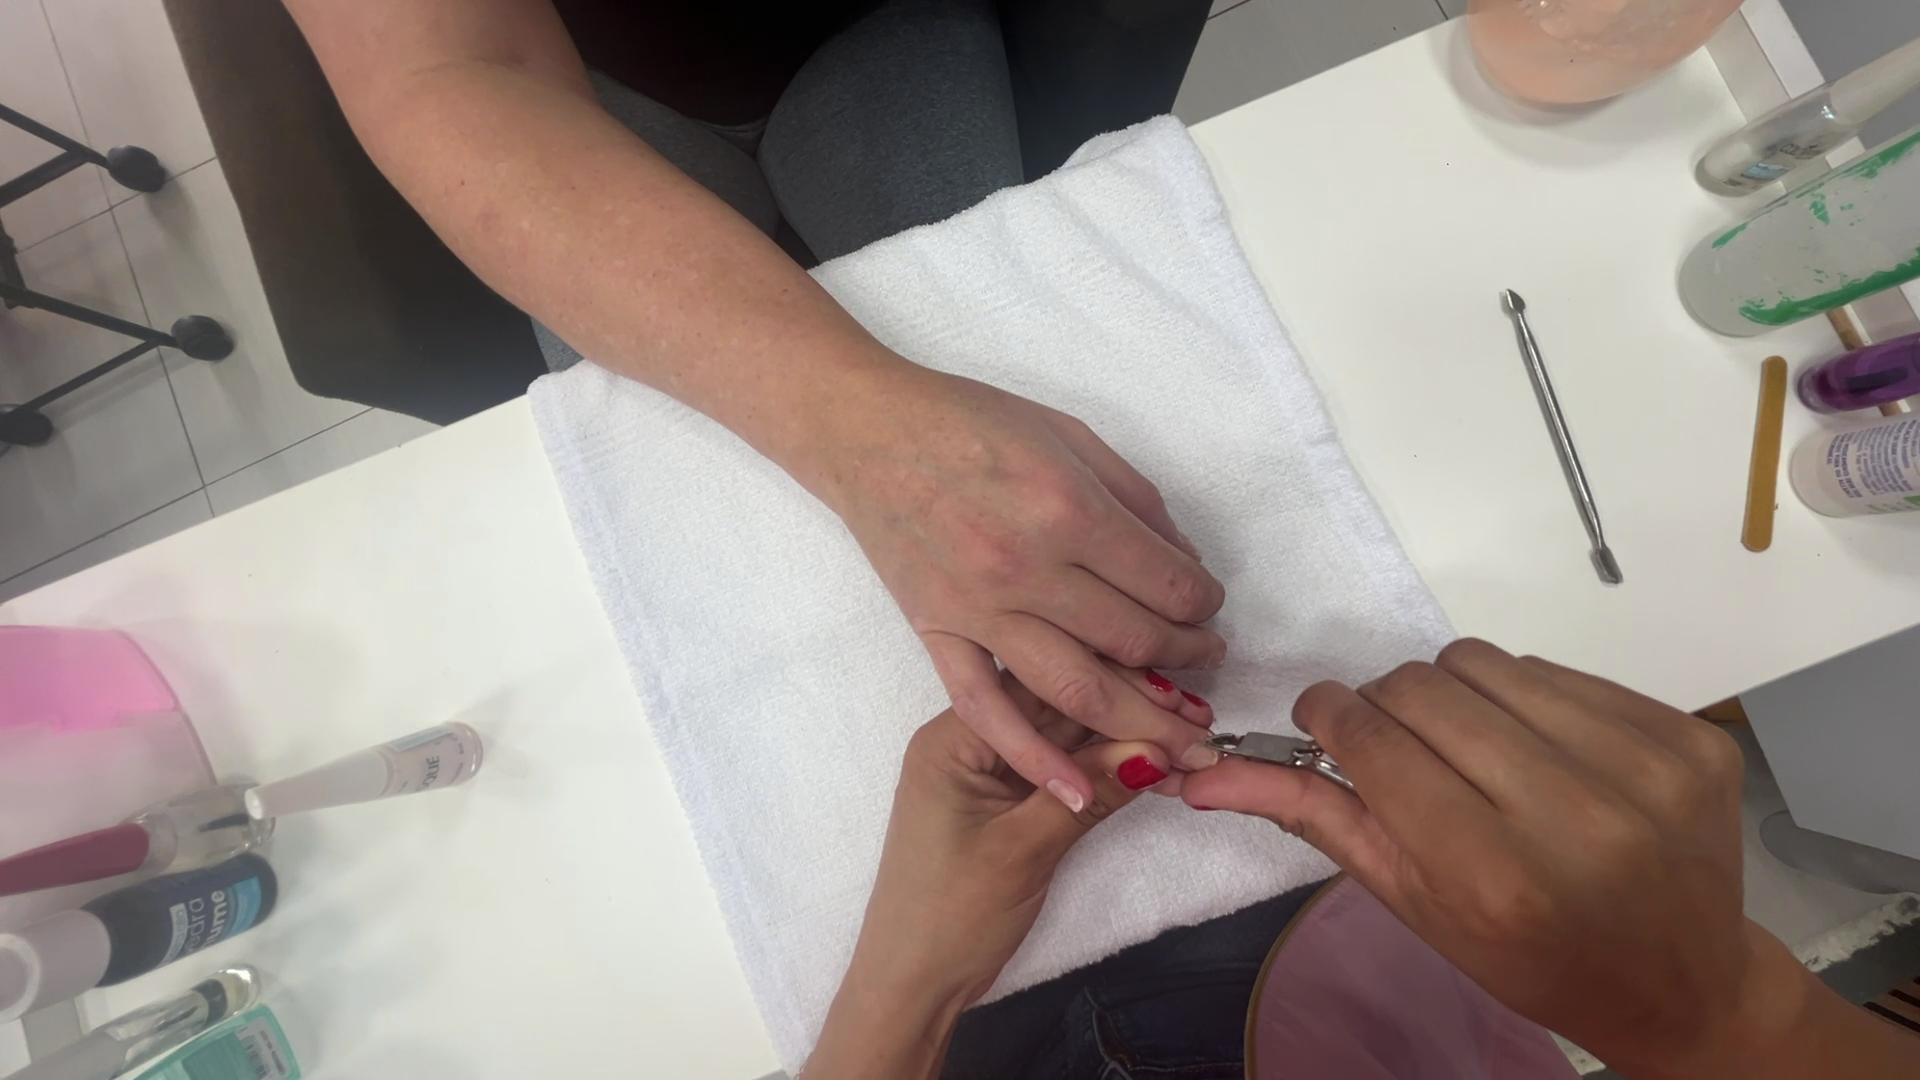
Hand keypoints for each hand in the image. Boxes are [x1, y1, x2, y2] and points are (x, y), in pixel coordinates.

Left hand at [803, 676, 1171, 1079]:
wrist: (912, 987)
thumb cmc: (953, 915)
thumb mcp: (1024, 850)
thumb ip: (1090, 794)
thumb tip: (1159, 749)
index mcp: (952, 736)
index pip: (1036, 690)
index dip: (1106, 689)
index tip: (1173, 698)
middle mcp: (966, 739)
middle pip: (1050, 711)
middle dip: (1118, 714)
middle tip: (1193, 716)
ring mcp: (984, 770)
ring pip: (1059, 741)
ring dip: (1115, 741)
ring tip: (1185, 733)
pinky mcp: (1000, 798)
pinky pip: (1055, 770)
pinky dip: (1098, 771)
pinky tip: (1144, 763)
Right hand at [811, 363, 1225, 808]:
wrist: (866, 432)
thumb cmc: (969, 420)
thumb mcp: (1068, 432)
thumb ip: (1134, 498)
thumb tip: (1180, 562)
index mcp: (1069, 509)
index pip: (1167, 585)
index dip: (1203, 603)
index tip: (1207, 605)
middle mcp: (1029, 570)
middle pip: (1135, 643)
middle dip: (1188, 658)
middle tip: (1206, 659)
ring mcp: (979, 612)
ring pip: (1077, 691)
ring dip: (1143, 720)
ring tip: (1181, 729)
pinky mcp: (936, 635)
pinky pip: (985, 711)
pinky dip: (1032, 760)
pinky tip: (1079, 794)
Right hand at [1182, 640, 1919, 1079]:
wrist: (1681, 984)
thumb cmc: (1515, 949)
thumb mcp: (1399, 892)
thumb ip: (1302, 813)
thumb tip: (1195, 774)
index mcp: (1489, 870)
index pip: (1367, 737)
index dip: (1327, 716)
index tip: (1324, 723)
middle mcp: (1574, 814)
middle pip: (1415, 686)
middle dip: (1384, 706)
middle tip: (1400, 748)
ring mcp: (1643, 768)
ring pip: (1474, 660)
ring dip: (1447, 692)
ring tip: (1469, 746)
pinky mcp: (1687, 735)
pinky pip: (1545, 665)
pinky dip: (1516, 695)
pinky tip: (1536, 747)